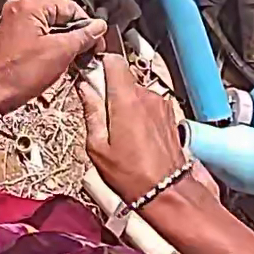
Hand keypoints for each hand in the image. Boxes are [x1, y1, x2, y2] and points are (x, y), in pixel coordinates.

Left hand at [0, 0, 106, 112]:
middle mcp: (20, 9)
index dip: (87, 26)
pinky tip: (59, 60)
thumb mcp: (61, 52)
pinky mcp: (13, 37)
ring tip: (75, 58)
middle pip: (60, 16)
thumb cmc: (19, 75)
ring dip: (65, 42)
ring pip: (51, 26)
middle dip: (76, 34)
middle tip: (88, 52)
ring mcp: (14, 23)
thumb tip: (98, 27)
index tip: (97, 41)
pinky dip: (52, 46)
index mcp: (30, 6)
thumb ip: (83, 36)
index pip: (70, 7)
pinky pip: (39, 35)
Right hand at [77, 53, 216, 212]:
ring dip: (125, 103)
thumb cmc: (132, 175)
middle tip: (101, 114)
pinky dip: (139, 112)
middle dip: (109, 90)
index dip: (99, 65)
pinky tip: (134, 135)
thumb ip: (91, 111)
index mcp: (127, 100)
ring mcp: (161, 105)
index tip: (91, 78)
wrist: (167, 192)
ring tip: (119, 131)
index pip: (113, 60)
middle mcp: (147, 97)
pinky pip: (148, 104)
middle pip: (123, 77)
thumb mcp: (97, 146)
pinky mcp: (169, 115)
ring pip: (135, 91)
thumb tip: (85, 90)